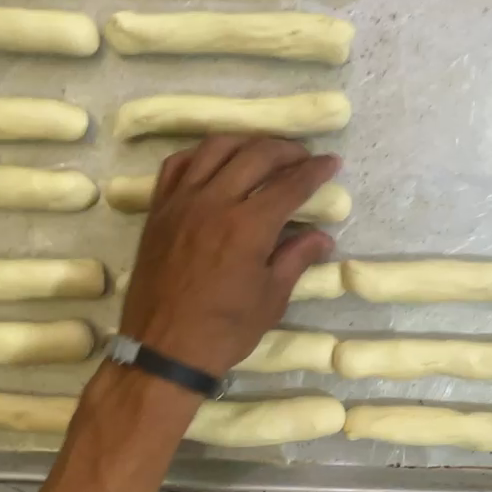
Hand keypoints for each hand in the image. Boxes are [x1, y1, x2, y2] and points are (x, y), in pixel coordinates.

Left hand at [121, 136, 339, 376]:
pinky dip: (201, 155)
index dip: (315, 171)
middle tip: (302, 157)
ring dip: (245, 143)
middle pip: (255, 155)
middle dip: (285, 150)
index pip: (290, 184)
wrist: (164, 348)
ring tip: (262, 151)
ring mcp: (181, 202)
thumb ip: (296, 259)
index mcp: (248, 226)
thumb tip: (322, 237)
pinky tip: (214, 162)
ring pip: (215, 149)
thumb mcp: (271, 299)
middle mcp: (214, 202)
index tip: (332, 163)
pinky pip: (178, 166)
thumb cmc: (224, 331)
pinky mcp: (158, 210)